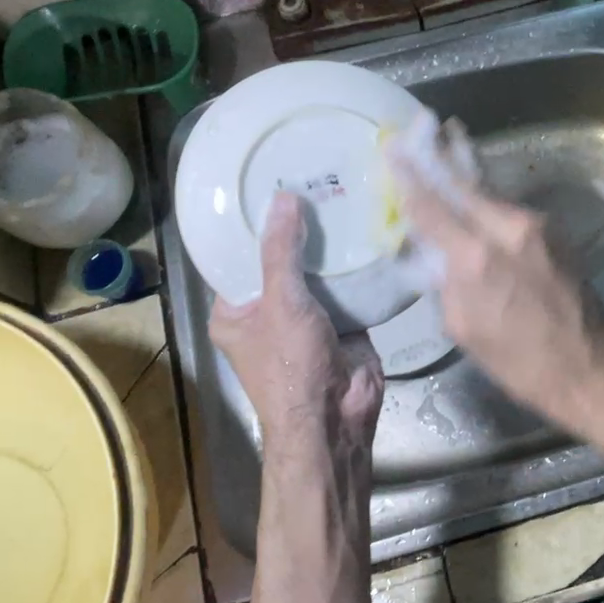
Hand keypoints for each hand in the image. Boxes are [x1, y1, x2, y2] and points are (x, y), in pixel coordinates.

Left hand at [210, 193, 383, 459]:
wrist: (336, 417)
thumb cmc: (291, 363)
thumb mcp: (281, 301)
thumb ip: (283, 251)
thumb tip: (283, 198)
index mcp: (236, 313)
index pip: (241, 258)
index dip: (257, 226)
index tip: (273, 187)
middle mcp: (268, 315)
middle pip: (284, 264)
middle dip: (300, 233)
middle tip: (316, 185)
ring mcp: (308, 321)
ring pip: (318, 276)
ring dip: (331, 250)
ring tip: (343, 199)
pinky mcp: (343, 325)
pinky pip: (348, 290)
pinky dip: (357, 270)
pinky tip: (368, 234)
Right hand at [393, 162, 603, 428]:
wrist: (590, 367)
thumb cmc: (519, 362)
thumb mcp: (464, 329)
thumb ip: (444, 284)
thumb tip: (435, 257)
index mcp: (476, 258)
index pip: (431, 206)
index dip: (409, 177)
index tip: (393, 149)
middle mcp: (508, 229)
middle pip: (465, 184)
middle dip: (441, 156)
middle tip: (425, 127)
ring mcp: (538, 227)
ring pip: (491, 194)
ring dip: (468, 176)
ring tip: (450, 143)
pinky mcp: (557, 233)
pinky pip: (512, 210)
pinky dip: (491, 201)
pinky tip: (480, 195)